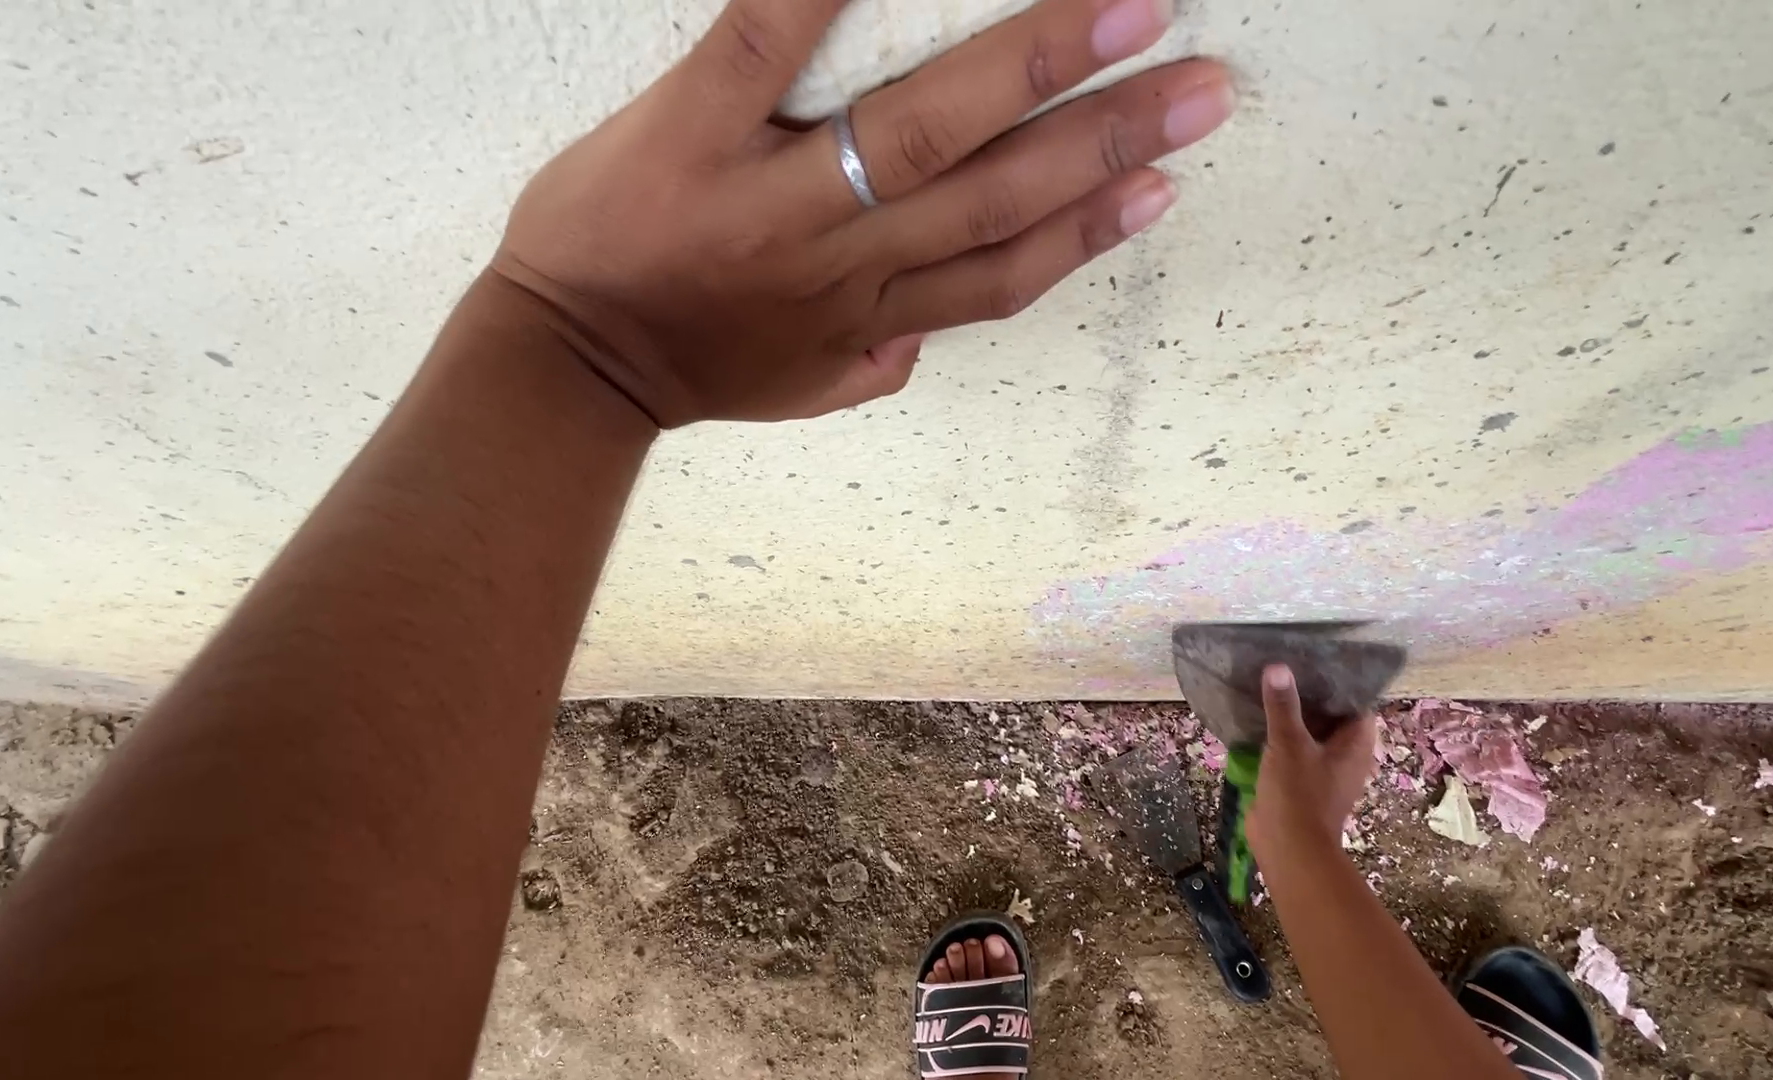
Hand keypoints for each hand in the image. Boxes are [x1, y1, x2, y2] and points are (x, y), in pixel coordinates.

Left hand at [491, 0, 1233, 426]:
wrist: (573, 365)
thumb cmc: (693, 371)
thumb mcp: (795, 392)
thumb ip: (871, 368)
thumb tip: (926, 343)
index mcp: (866, 318)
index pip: (1001, 275)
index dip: (1089, 233)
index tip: (1160, 186)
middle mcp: (840, 262)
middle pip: (994, 197)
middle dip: (1104, 142)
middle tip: (1200, 87)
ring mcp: (770, 196)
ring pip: (921, 131)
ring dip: (1030, 71)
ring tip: (1125, 12)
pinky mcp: (691, 131)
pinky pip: (762, 42)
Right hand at [1247, 664, 1378, 853]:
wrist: (1288, 847)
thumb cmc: (1299, 794)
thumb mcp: (1289, 744)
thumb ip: (1283, 706)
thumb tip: (1278, 667)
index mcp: (1355, 747)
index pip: (1356, 705)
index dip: (1340, 682)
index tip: (1316, 660)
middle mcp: (1345, 756)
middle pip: (1332, 717)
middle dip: (1311, 695)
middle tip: (1286, 666)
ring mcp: (1322, 770)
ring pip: (1311, 733)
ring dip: (1293, 715)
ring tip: (1269, 686)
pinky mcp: (1300, 780)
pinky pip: (1293, 748)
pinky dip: (1280, 734)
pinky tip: (1258, 719)